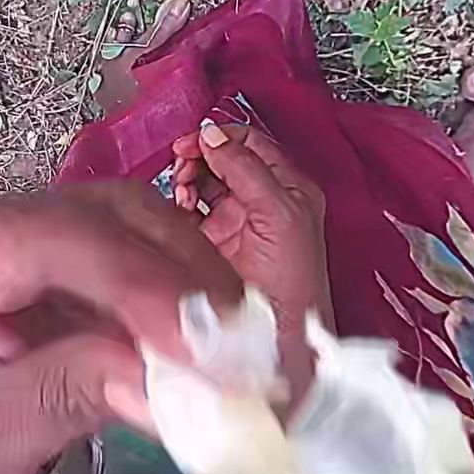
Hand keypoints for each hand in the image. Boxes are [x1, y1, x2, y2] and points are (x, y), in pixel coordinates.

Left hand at [0, 183, 241, 473]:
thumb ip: (66, 396)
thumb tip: (157, 382)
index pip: (51, 240)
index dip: (131, 281)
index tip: (193, 346)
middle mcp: (9, 227)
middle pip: (109, 216)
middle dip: (180, 276)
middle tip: (238, 350)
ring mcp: (58, 235)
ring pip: (147, 224)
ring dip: (201, 280)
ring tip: (240, 349)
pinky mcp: (98, 260)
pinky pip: (162, 253)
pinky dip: (200, 293)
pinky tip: (224, 339)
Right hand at [170, 122, 332, 380]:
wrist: (276, 336)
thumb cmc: (293, 284)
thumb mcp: (280, 214)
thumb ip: (248, 170)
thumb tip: (216, 137)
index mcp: (286, 187)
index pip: (249, 142)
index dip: (221, 137)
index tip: (196, 141)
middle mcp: (259, 199)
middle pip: (221, 159)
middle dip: (199, 156)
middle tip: (183, 162)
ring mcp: (233, 220)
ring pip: (202, 181)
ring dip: (187, 178)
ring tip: (183, 189)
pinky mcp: (210, 240)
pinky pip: (188, 210)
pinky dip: (179, 204)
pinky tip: (181, 210)